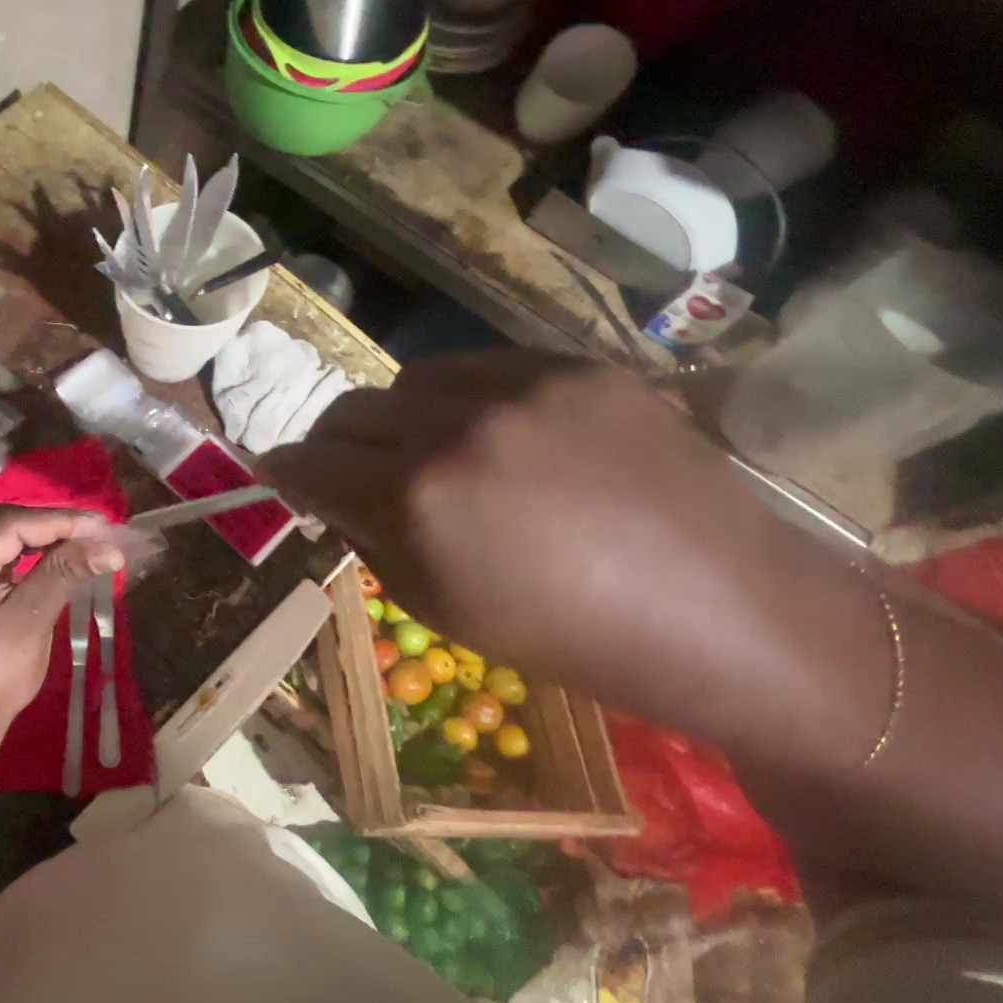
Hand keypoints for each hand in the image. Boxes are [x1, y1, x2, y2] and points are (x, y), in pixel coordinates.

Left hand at [0, 505, 124, 750]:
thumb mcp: (30, 623)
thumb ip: (63, 575)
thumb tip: (109, 546)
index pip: (8, 526)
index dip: (57, 521)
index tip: (100, 525)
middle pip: (2, 525)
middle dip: (51, 525)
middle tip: (98, 530)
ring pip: (1, 537)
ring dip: (42, 536)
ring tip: (85, 539)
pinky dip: (28, 553)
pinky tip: (57, 554)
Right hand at [258, 351, 878, 760]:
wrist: (723, 614)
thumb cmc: (566, 636)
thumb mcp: (437, 605)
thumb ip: (369, 538)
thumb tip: (332, 497)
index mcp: (415, 498)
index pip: (309, 461)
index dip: (283, 471)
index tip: (278, 475)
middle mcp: (455, 425)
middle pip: (348, 409)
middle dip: (333, 444)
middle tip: (348, 471)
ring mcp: (521, 385)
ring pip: (410, 377)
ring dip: (398, 415)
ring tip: (429, 448)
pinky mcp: (576, 366)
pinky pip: (484, 365)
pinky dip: (464, 397)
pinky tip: (495, 433)